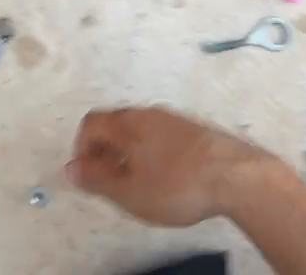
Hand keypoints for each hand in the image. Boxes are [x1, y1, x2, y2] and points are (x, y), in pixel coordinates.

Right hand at [66, 107, 282, 226]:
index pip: (91, 123)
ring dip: (128, 152)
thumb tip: (71, 168)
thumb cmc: (176, 185)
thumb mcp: (130, 191)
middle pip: (114, 124)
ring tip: (137, 182)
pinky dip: (151, 151)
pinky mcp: (192, 129)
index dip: (82, 147)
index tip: (87, 174)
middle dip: (104, 151)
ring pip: (138, 129)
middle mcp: (146, 114)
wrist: (234, 175)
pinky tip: (164, 176)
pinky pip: (159, 134)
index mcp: (126, 124)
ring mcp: (171, 118)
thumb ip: (97, 178)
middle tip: (109, 181)